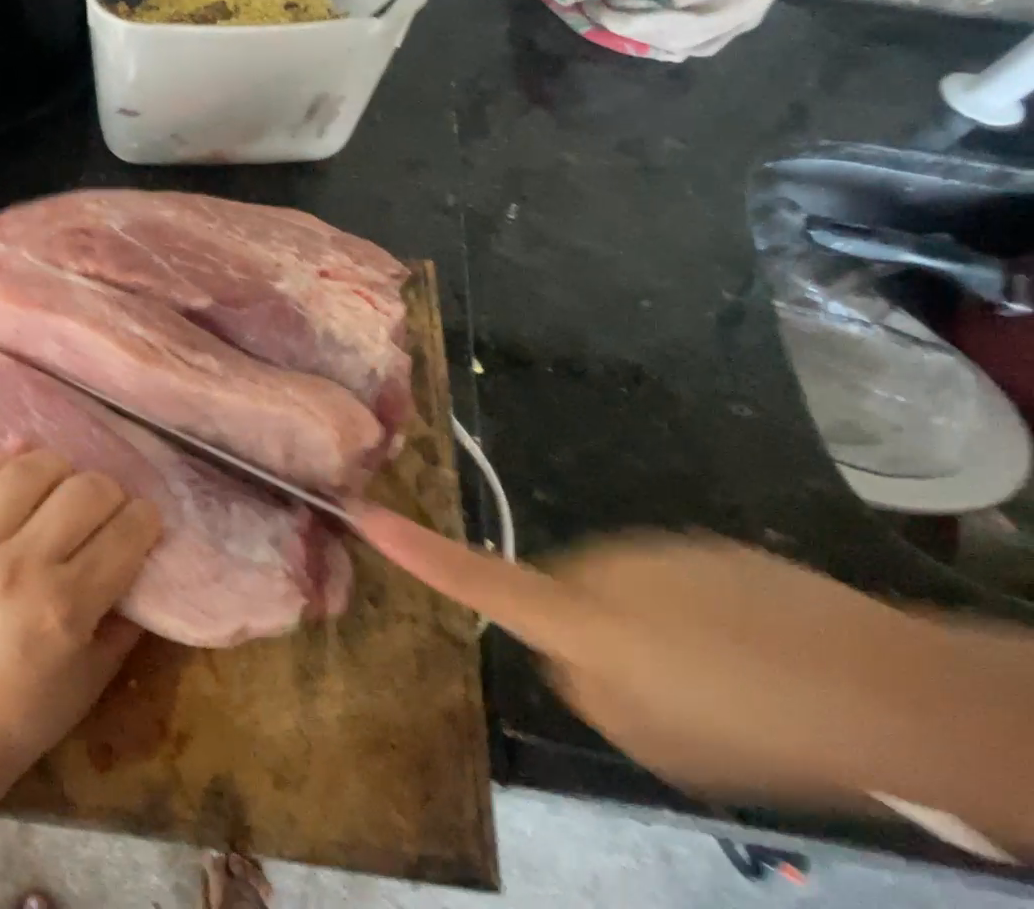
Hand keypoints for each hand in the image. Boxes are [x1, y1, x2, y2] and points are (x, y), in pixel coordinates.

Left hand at [0, 450, 163, 790]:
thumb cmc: (33, 709)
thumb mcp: (100, 669)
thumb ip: (128, 606)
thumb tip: (144, 546)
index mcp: (65, 608)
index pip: (125, 531)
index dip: (145, 519)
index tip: (144, 521)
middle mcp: (17, 570)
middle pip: (84, 490)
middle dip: (110, 492)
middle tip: (106, 509)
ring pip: (28, 471)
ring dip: (59, 471)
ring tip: (62, 487)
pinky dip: (7, 469)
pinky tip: (25, 475)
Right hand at [352, 506, 1033, 854]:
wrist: (885, 688)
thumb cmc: (746, 727)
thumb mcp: (641, 737)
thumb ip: (583, 685)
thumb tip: (570, 649)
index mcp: (575, 620)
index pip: (475, 582)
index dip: (415, 550)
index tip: (364, 512)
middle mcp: (602, 567)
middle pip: (560, 595)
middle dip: (584, 628)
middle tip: (653, 682)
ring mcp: (656, 549)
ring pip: (617, 587)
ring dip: (641, 622)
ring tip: (711, 670)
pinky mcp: (703, 545)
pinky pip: (665, 578)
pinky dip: (685, 610)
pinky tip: (742, 648)